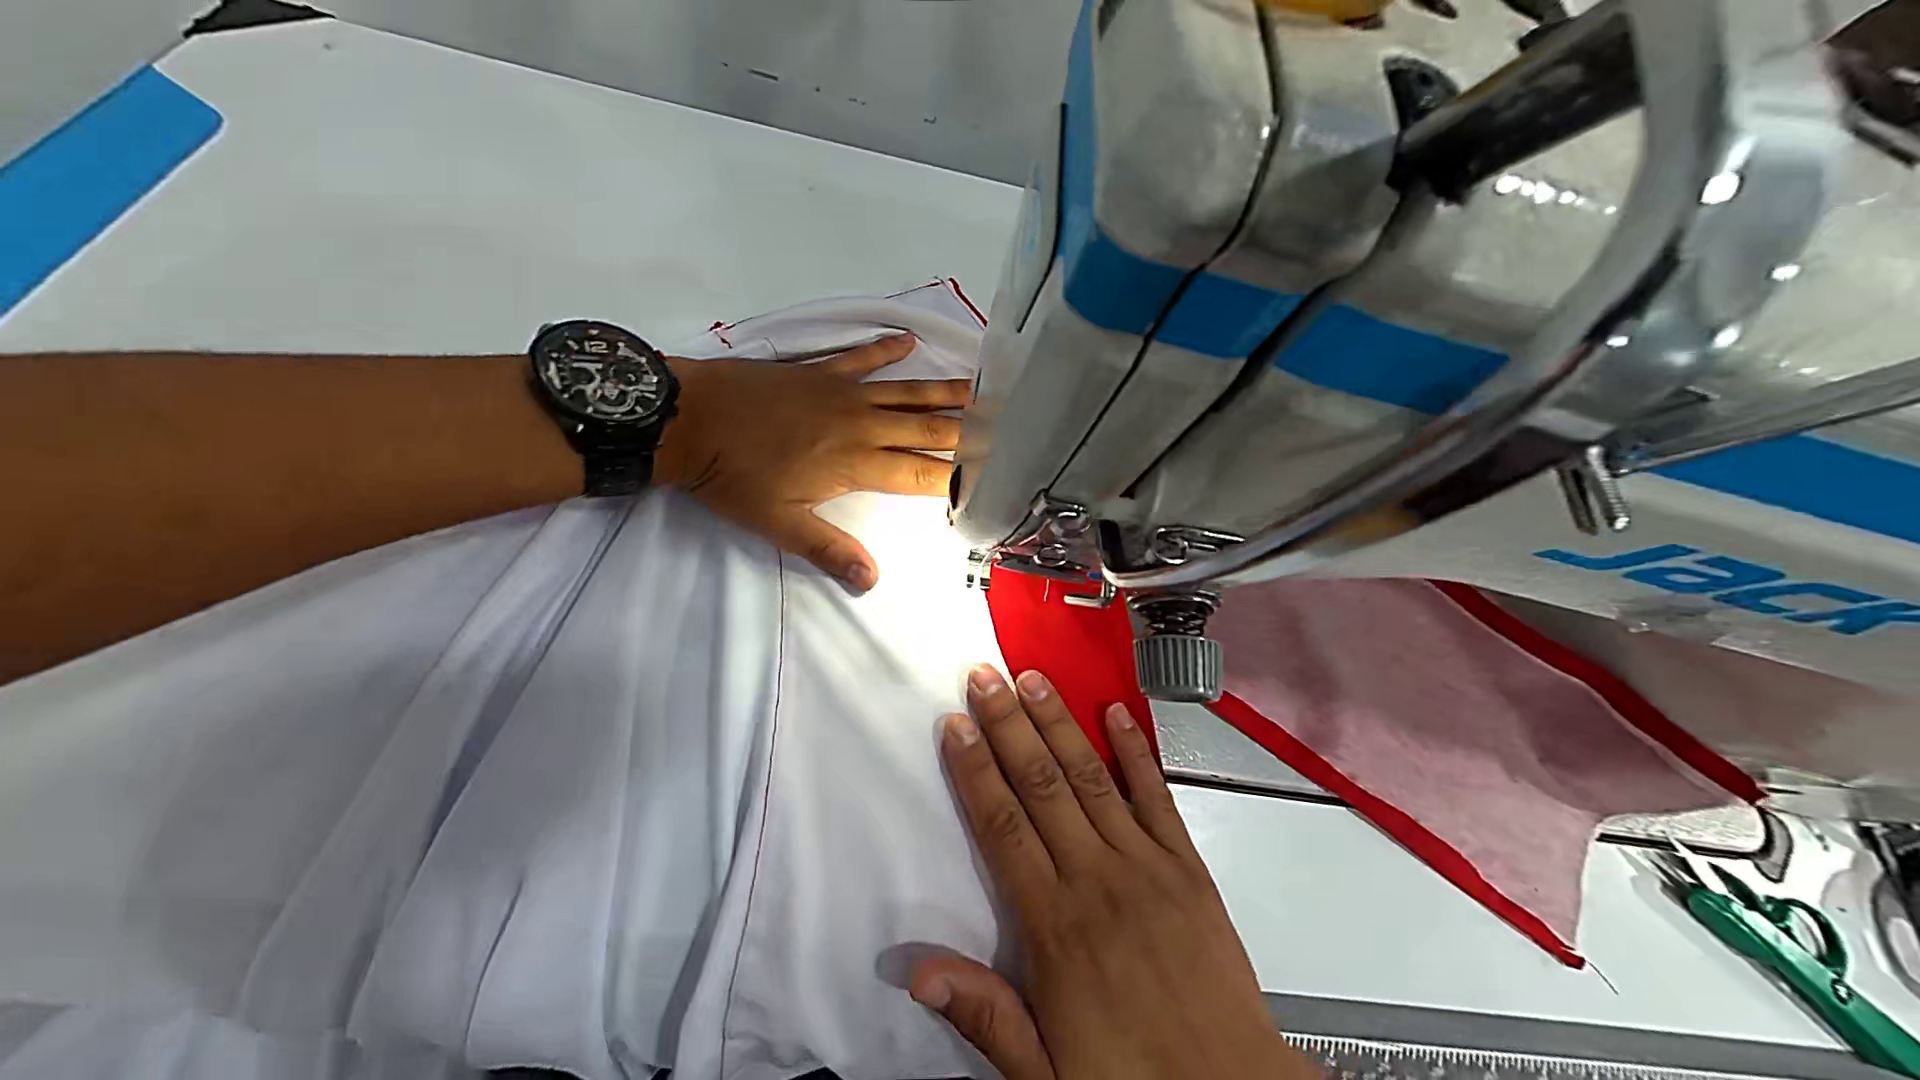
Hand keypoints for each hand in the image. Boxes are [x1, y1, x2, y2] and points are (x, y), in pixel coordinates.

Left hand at [657, 334, 968, 591]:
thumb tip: (871, 580)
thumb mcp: (779, 524)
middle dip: (967, 429)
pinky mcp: (818, 372)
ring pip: (905, 391)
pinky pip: (861, 358)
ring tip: (980, 388)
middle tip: (1004, 424)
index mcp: (856, 463)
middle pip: (925, 427)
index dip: (956, 477)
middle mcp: (860, 424)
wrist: (687, 418)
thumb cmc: (733, 477)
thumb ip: (829, 550)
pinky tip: (909, 341)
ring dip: (944, 391)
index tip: (991, 477)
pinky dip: (886, 350)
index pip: (920, 472)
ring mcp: (841, 392)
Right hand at [912, 667, 1316, 1079]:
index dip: (974, 770)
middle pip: (1041, 784)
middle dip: (1008, 724)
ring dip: (1059, 723)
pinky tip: (1116, 714)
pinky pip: (1156, 797)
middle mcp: (1097, 879)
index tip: (956, 726)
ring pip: (1091, 777)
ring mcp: (1147, 866)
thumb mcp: (1045, 1072)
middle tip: (986, 677)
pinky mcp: (1187, 867)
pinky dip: (1135, 752)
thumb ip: (985, 1014)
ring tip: (1034, 680)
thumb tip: (918, 973)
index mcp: (1056, 924)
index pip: (1002, 825)